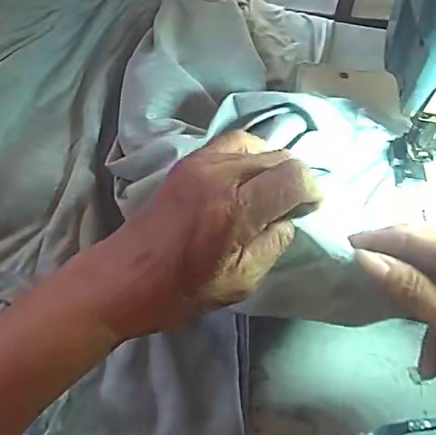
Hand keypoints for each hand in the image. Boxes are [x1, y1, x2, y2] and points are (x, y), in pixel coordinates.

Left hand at [57, 131, 320, 341]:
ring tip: (275, 187)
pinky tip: (250, 175)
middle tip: (298, 202)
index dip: (312, 190)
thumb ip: (272, 246)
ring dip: (273, 161)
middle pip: (277, 156)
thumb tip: (289, 219)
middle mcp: (220, 174)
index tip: (314, 207)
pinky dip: (249, 153)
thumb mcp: (238, 282)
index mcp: (235, 208)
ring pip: (255, 143)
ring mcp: (199, 163)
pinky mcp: (186, 163)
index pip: (292, 177)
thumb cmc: (179, 292)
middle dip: (296, 176)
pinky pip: (229, 142)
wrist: (122, 278)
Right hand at [350, 224, 435, 434]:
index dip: (379, 240)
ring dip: (423, 313)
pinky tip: (435, 360)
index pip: (421, 235)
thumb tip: (364, 258)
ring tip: (418, 352)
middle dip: (401, 282)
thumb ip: (412, 291)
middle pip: (429, 255)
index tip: (341, 243)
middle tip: (362, 294)